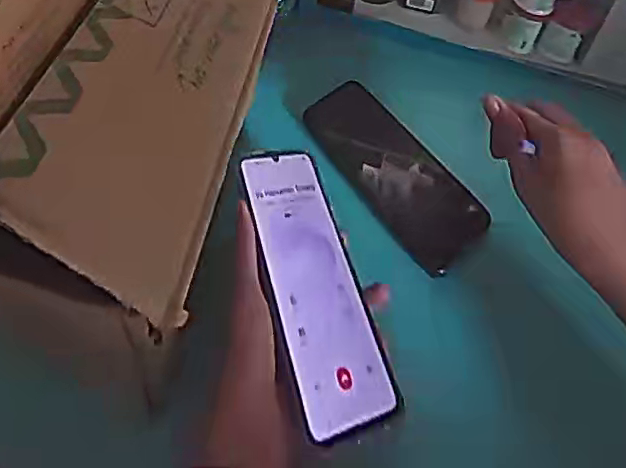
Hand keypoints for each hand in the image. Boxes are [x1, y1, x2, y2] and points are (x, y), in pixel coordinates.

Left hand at [203, 203, 389, 467]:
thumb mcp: (249, 295)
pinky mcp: (327, 376)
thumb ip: (247, 255)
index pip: (293, 262)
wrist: (260, 418)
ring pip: (341, 319)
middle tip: (356, 256)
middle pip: (320, 289)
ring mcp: (309, 348)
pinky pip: (353, 356)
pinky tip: (382, 342)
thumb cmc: (251, 348)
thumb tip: (243, 207)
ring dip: (362, 307)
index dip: (311, 243)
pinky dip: (371, 348)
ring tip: (380, 295)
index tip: (331, 224)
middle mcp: (289, 320)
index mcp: (269, 298)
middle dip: (341, 272)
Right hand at [483, 95, 625, 308]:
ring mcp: (601, 150)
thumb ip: (510, 139)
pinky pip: (578, 143)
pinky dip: (560, 148)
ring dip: (541, 134)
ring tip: (530, 167)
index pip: (521, 110)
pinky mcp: (611, 167)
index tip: (493, 142)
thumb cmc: (568, 224)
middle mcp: (583, 135)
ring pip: (562, 126)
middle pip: (545, 110)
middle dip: (521, 120)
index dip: (501, 121)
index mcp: (560, 135)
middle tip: (507, 150)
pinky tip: (555, 178)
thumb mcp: (526, 181)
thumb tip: (494, 105)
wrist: (624, 261)